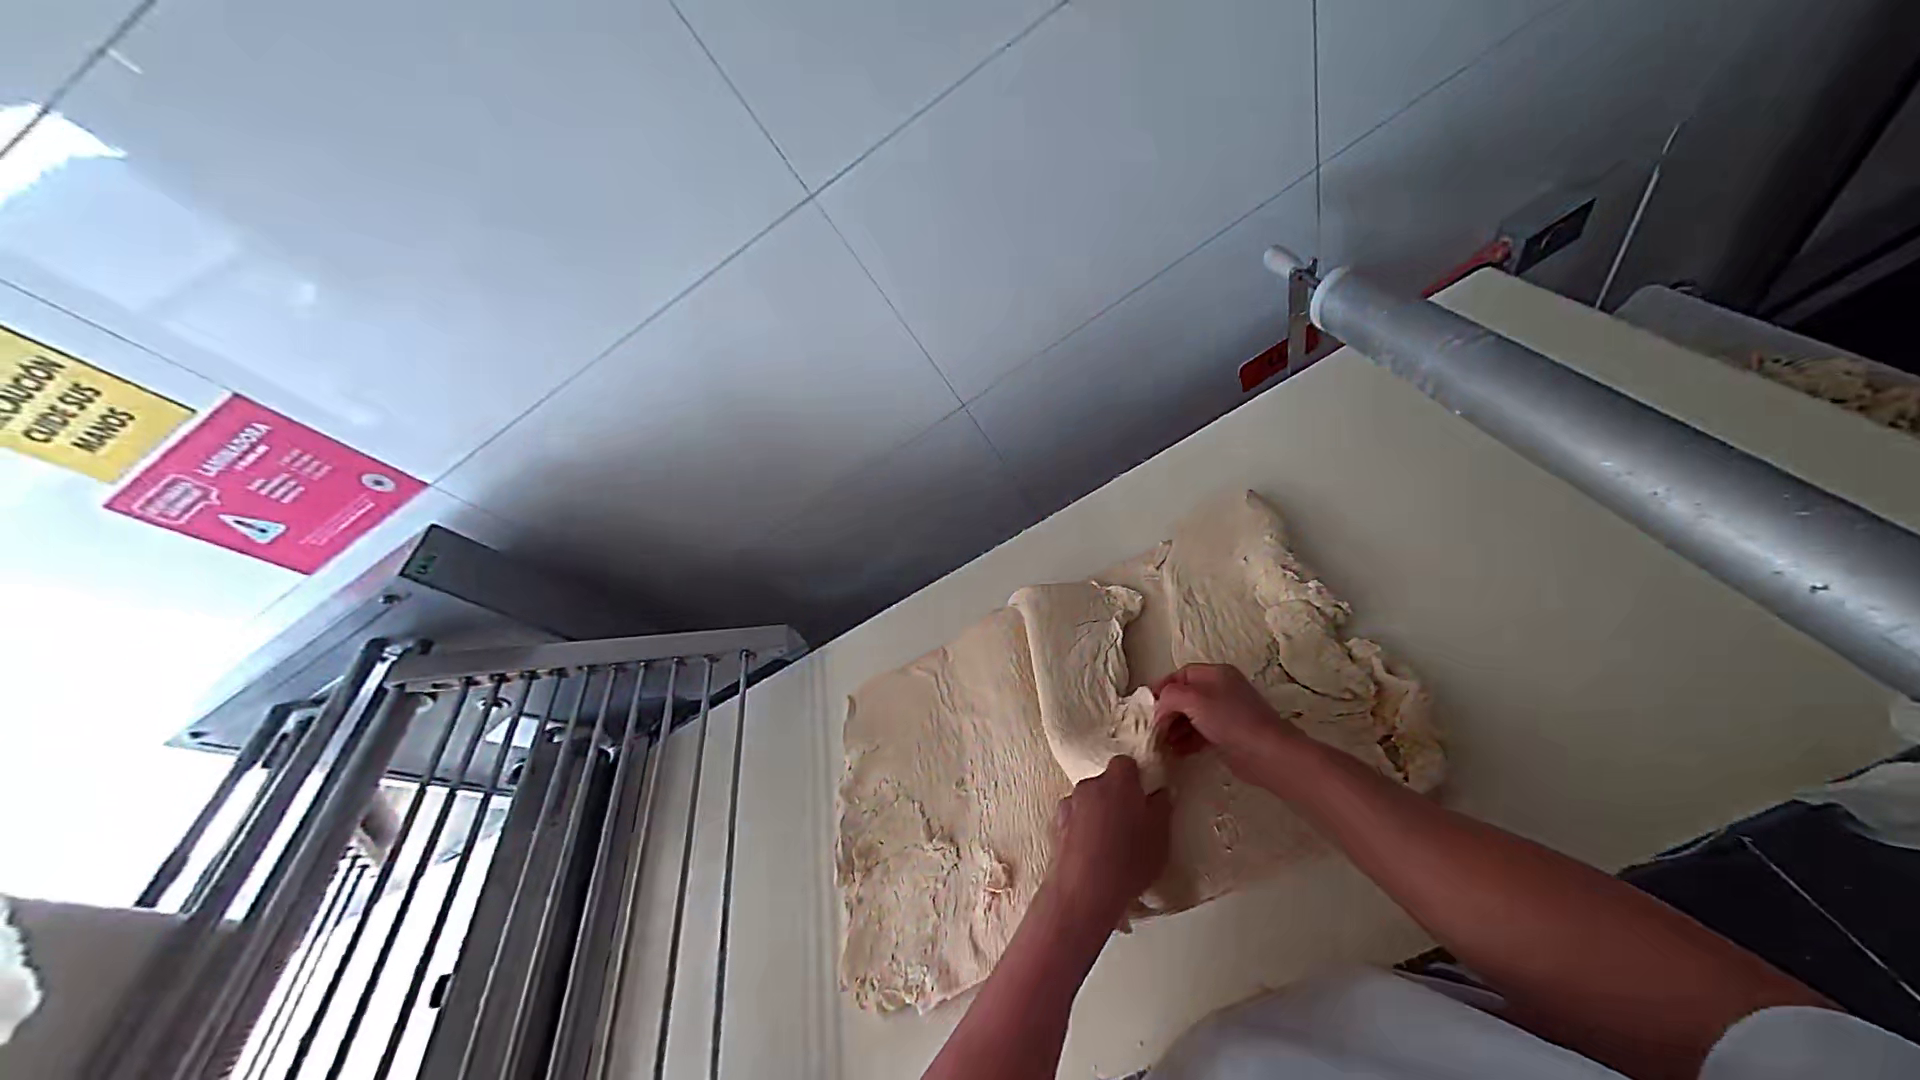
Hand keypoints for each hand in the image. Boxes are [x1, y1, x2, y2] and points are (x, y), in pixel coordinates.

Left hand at [1046, 756, 1169, 921]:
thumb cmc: (1129, 860)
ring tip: (1111, 845)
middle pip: (1105, 782)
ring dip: (1098, 814)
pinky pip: (1074, 819)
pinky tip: (1092, 853)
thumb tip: (1161, 792)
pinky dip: (1082, 829)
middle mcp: (1090, 785)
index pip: (1126, 764)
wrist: (1084, 890)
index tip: (1144, 796)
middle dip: (1117, 797)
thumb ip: (1162, 807)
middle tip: (1132, 824)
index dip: (1136, 778)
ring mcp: (1069, 804)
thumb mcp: (1160, 836)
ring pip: (1088, 801)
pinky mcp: (1055, 825)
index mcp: (1118, 781)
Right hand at [1152, 663, 1308, 782]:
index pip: (1180, 675)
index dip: (1162, 687)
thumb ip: (1169, 696)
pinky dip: (1186, 740)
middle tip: (1153, 727)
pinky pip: (1199, 733)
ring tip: (1161, 743)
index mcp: (1215, 673)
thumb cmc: (1229, 719)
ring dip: (1174, 728)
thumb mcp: (1193, 699)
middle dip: (1166, 711)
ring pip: (1190, 716)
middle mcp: (1220, 690)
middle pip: (1184, 696)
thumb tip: (1158, 708)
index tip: (1146, 705)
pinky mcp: (1227, 735)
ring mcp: (1225, 713)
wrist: (1266, 753)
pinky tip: (1176, 752)